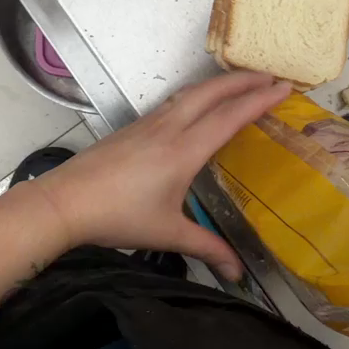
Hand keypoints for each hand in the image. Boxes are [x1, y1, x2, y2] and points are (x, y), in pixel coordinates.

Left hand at [21, 71, 293, 281]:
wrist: (64, 202)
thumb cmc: (118, 217)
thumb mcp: (167, 233)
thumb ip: (206, 248)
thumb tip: (237, 272)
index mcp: (183, 150)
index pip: (229, 117)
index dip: (259, 100)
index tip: (284, 87)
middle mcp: (168, 128)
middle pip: (210, 92)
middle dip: (242, 80)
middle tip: (269, 76)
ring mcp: (147, 124)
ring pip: (189, 93)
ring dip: (218, 84)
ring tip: (239, 85)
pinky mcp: (132, 128)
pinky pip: (172, 102)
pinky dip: (196, 96)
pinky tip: (197, 107)